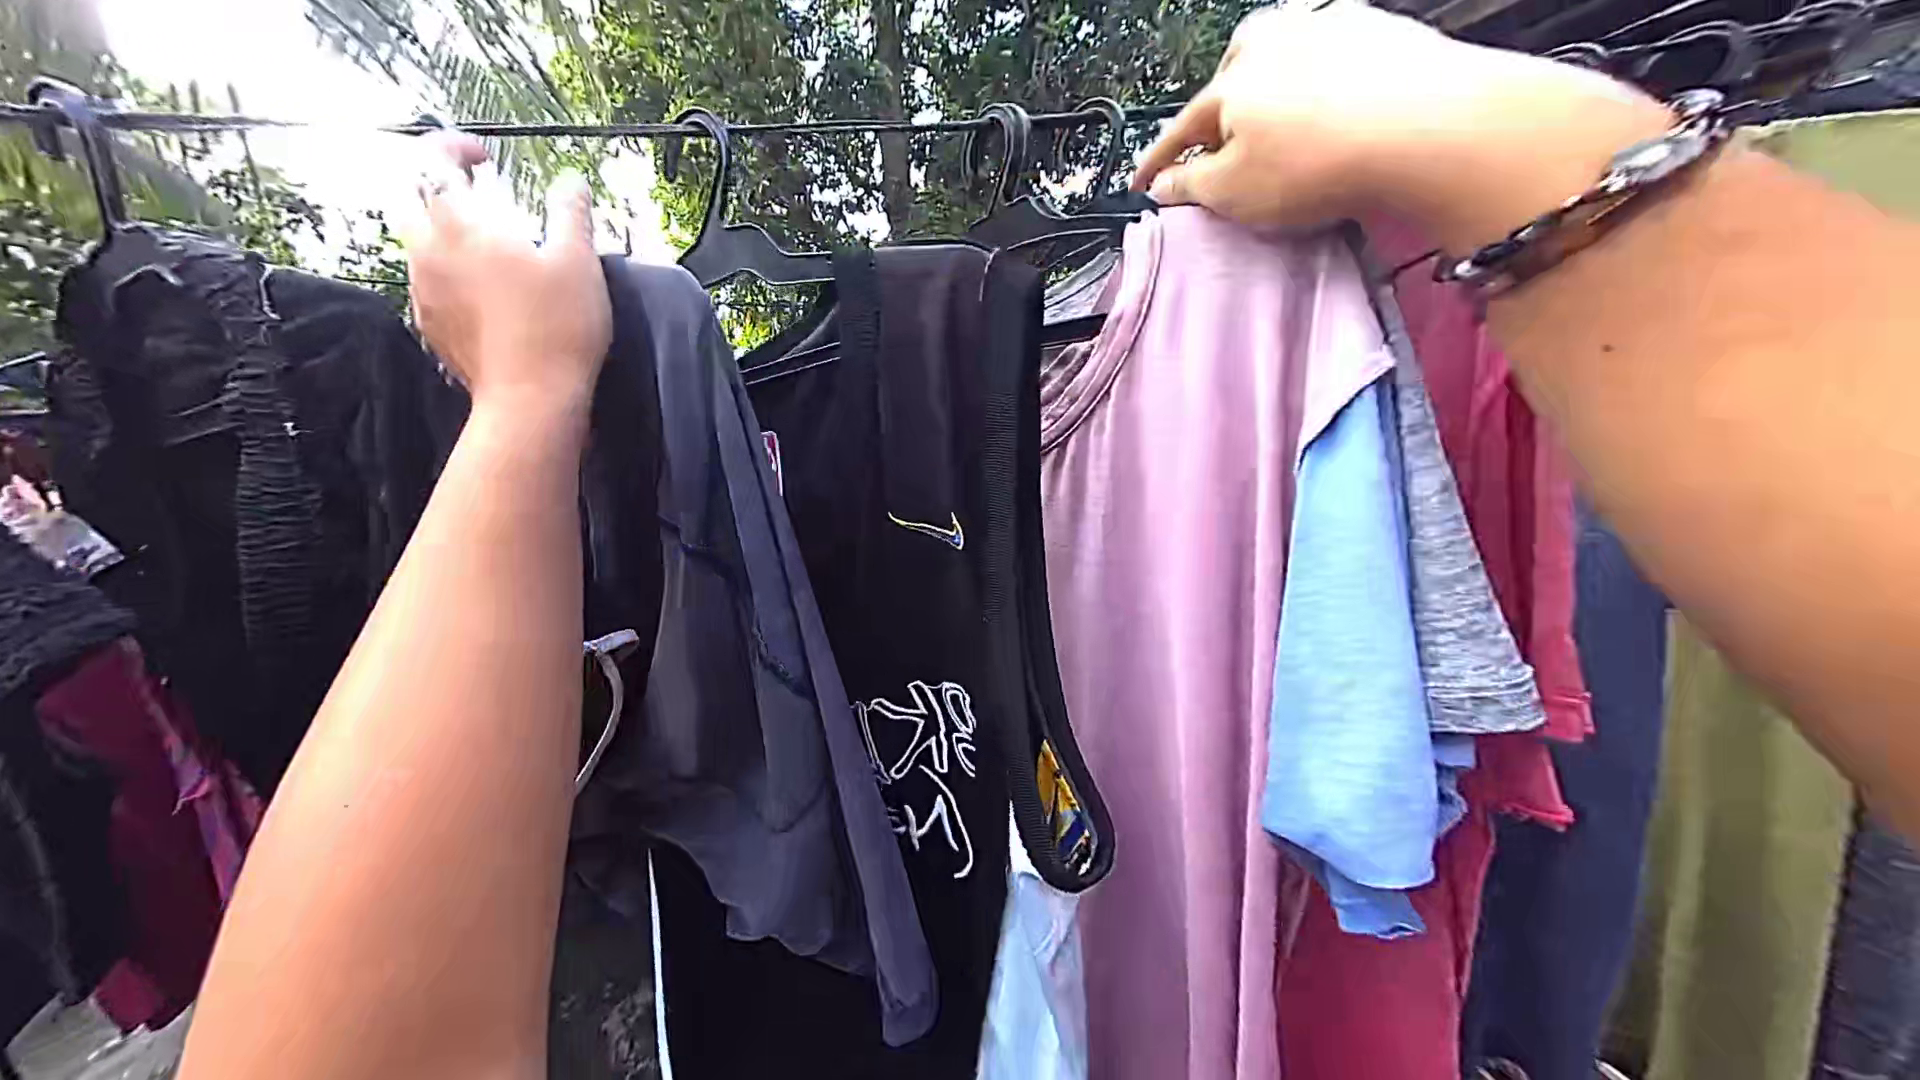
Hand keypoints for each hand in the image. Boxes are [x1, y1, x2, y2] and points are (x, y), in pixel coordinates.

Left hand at [403, 133, 609, 419]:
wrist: (534, 397)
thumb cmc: (559, 329)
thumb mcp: (580, 264)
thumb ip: (572, 215)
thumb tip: (572, 185)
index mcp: (460, 224)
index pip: (433, 159)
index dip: (454, 147)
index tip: (481, 155)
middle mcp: (429, 249)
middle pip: (412, 196)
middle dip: (441, 187)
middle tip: (479, 197)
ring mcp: (424, 289)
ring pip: (420, 241)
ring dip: (449, 233)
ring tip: (492, 250)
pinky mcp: (432, 323)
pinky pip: (431, 283)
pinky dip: (453, 274)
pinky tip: (488, 294)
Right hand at [1132, 1, 1672, 250]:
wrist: (1427, 128)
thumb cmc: (1319, 162)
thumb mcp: (1232, 192)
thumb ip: (1188, 188)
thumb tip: (1164, 186)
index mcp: (1232, 79)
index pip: (1179, 129)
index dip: (1156, 164)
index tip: (1142, 186)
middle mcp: (1276, 39)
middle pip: (1230, 82)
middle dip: (1219, 119)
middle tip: (1222, 155)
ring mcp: (1330, 26)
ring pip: (1279, 67)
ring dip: (1269, 101)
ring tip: (1278, 137)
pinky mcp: (1379, 31)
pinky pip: (1326, 65)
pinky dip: (1314, 93)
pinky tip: (1326, 120)